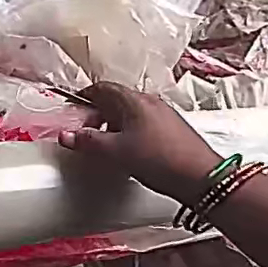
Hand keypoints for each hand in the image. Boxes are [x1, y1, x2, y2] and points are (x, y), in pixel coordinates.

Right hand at [57, 82, 221, 201]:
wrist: (202, 179)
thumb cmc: (159, 160)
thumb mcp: (115, 151)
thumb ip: (87, 142)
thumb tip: (65, 135)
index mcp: (133, 101)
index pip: (101, 88)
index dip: (83, 97)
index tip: (72, 109)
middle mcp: (149, 101)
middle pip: (115, 99)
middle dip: (96, 113)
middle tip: (85, 131)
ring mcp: (163, 114)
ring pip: (129, 111)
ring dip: (112, 123)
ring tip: (105, 143)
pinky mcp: (172, 128)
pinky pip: (143, 121)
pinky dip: (128, 130)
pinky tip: (128, 149)